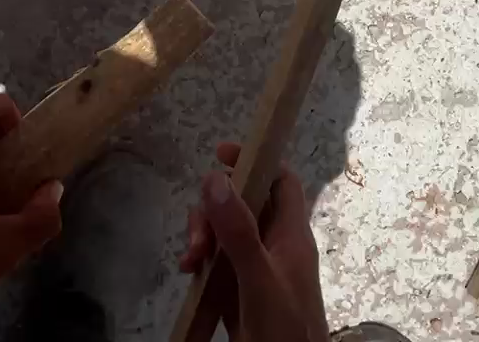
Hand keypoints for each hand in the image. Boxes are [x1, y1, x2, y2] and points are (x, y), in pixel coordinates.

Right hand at [179, 142, 326, 341]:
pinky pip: (216, 256)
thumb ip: (239, 231)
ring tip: (191, 261)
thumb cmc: (284, 333)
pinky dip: (199, 258)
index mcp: (291, 235)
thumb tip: (215, 176)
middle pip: (242, 200)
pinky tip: (187, 271)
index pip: (280, 180)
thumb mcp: (260, 280)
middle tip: (198, 236)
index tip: (221, 155)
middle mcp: (275, 244)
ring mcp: (257, 266)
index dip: (255, 159)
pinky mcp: (239, 288)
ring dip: (202, 234)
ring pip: (224, 227)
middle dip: (213, 208)